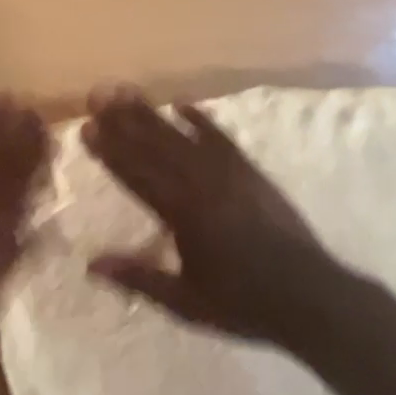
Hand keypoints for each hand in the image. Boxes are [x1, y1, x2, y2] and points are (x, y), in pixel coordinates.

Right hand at [81, 88, 345, 345]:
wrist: (310, 297)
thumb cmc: (242, 304)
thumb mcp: (185, 303)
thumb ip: (139, 278)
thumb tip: (91, 264)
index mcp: (182, 215)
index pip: (136, 175)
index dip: (109, 151)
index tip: (85, 127)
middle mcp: (201, 185)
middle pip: (155, 146)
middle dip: (123, 119)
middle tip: (97, 93)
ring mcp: (228, 174)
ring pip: (182, 136)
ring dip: (152, 113)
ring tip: (127, 91)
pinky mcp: (251, 172)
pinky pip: (221, 139)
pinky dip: (201, 120)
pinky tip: (182, 104)